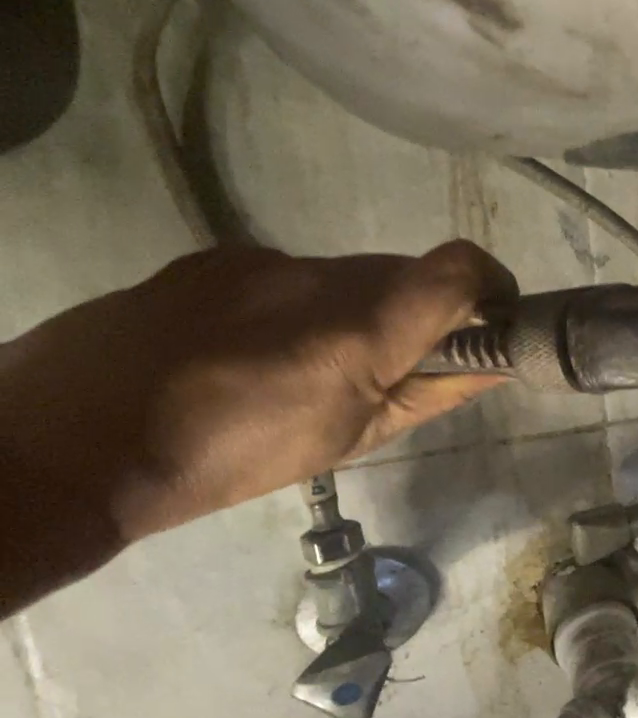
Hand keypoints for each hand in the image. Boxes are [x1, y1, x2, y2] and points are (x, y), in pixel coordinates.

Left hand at [0, 241, 513, 612]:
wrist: (57, 446)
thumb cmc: (226, 460)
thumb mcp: (351, 439)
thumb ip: (433, 392)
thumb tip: (499, 364)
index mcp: (361, 329)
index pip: (463, 268)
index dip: (495, 285)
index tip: (495, 320)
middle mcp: (319, 276)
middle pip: (411, 272)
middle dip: (426, 309)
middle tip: (399, 363)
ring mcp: (262, 261)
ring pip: (352, 272)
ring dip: (362, 308)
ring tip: (312, 362)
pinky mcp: (215, 257)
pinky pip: (293, 271)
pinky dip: (302, 302)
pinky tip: (255, 347)